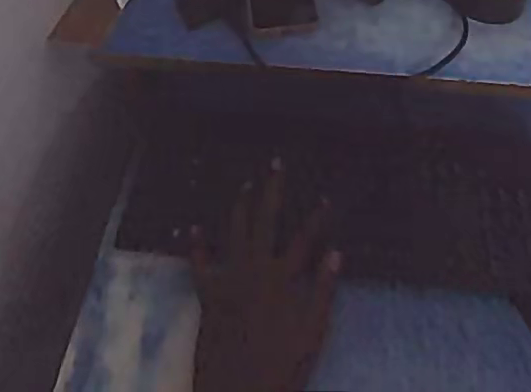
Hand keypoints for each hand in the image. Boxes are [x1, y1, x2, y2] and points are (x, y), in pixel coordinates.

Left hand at [190, 161, 340, 391]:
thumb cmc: (280, 367)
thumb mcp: (312, 334)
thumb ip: (324, 293)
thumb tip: (337, 253)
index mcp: (281, 278)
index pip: (304, 239)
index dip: (317, 218)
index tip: (326, 197)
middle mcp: (254, 268)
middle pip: (265, 219)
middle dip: (272, 189)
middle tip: (276, 163)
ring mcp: (229, 277)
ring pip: (234, 229)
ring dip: (240, 204)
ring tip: (246, 184)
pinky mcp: (209, 292)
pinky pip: (200, 263)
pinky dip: (197, 245)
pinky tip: (194, 227)